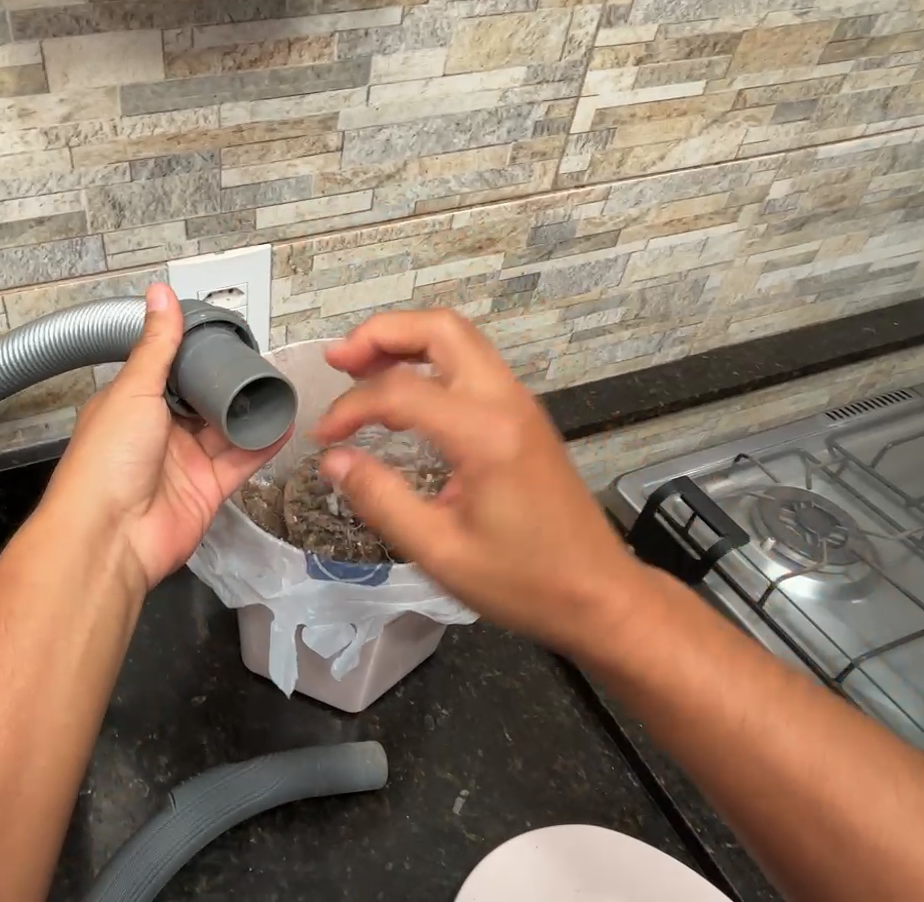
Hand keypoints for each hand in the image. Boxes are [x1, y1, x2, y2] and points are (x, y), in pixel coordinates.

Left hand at [40, 284, 289, 591]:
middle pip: (203, 402)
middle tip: (261, 363)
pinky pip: (240, 462)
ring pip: (226, 431)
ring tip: (279, 389)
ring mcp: (184, 462)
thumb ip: (158, 345)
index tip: (227, 339)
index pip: (171, 371)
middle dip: (230, 385)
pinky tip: (282, 425)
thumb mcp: (134, 389)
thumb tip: (161, 294)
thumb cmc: (106, 460)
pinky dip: (262, 444)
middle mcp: (159, 431)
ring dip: (251, 413)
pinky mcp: (207, 490)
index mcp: (133, 403)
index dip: (197, 356)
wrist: (109, 536)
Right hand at [311, 310, 648, 652]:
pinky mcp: (522, 415)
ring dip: (405, 341)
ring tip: (359, 366)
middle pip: (440, 328)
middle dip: (381, 333)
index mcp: (484, 434)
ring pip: (458, 337)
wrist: (600, 595)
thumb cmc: (524, 581)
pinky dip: (428, 360)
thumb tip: (333, 461)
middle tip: (338, 359)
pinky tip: (401, 391)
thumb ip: (380, 499)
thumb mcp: (440, 551)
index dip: (350, 407)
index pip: (400, 391)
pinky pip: (471, 363)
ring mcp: (519, 404)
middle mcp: (505, 402)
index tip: (324, 437)